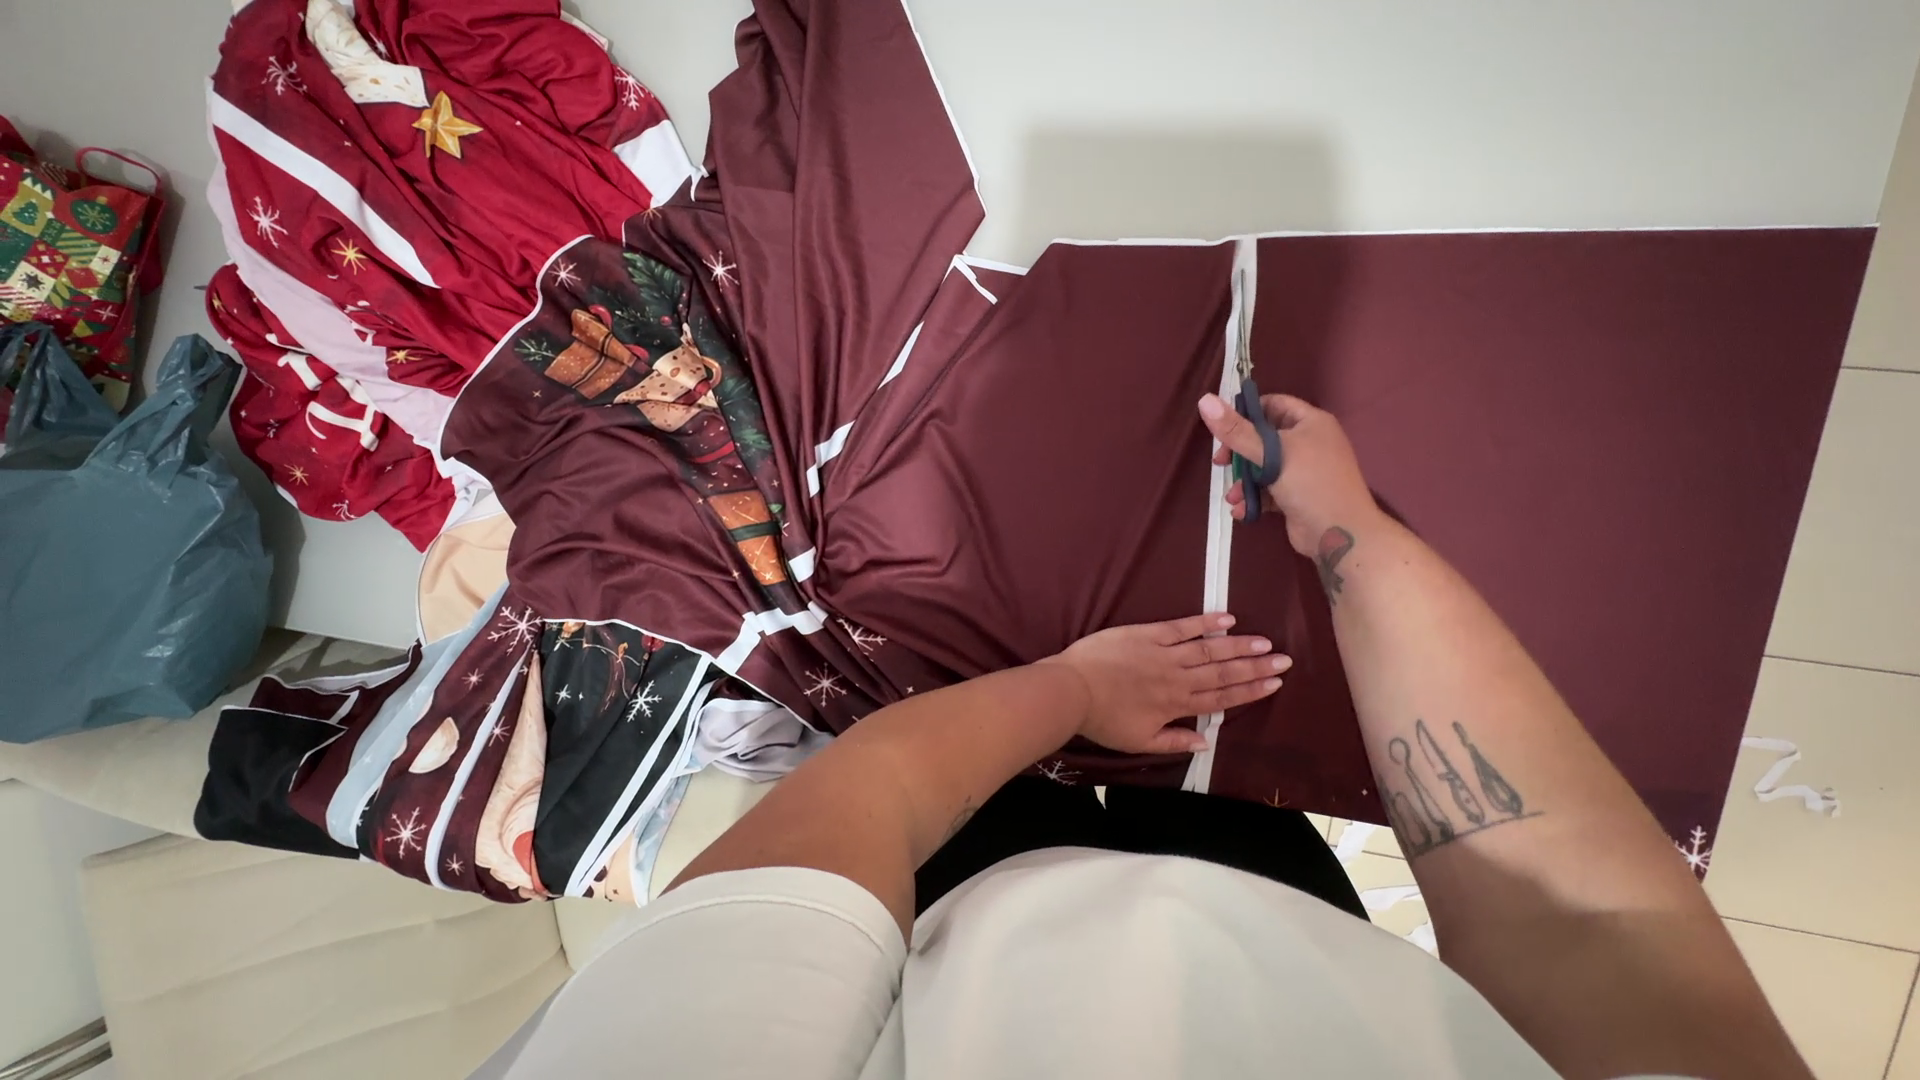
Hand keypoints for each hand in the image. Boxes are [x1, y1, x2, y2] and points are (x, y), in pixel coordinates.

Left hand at [1039, 614, 1289, 753]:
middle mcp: (1177, 679)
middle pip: (1223, 672)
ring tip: (1264, 642)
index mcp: (1176, 706)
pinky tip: (1227, 618)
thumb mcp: (1138, 741)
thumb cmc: (1102, 719)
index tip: (1274, 684)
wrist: (1072, 690)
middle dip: (1256, 668)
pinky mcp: (1147, 634)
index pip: (1221, 698)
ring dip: (1239, 646)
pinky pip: (1182, 627)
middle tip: (1284, 660)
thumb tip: (1206, 742)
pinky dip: (1205, 622)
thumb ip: (1174, 742)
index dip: (1250, 691)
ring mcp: (1164, 654)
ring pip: (1209, 649)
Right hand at [1198, 392, 1380, 556]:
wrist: (1340, 533)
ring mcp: (1304, 471)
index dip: (1247, 412)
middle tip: (1220, 463)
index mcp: (1311, 423)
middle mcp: (1309, 443)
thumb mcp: (1271, 453)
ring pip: (1264, 467)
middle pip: (1264, 438)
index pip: (1274, 405)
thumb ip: (1236, 430)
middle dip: (1239, 454)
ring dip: (1243, 481)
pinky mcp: (1298, 496)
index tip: (1223, 428)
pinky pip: (1269, 490)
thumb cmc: (1310, 483)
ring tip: (1233, 496)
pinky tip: (1243, 511)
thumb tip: (1204, 400)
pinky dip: (1255, 498)